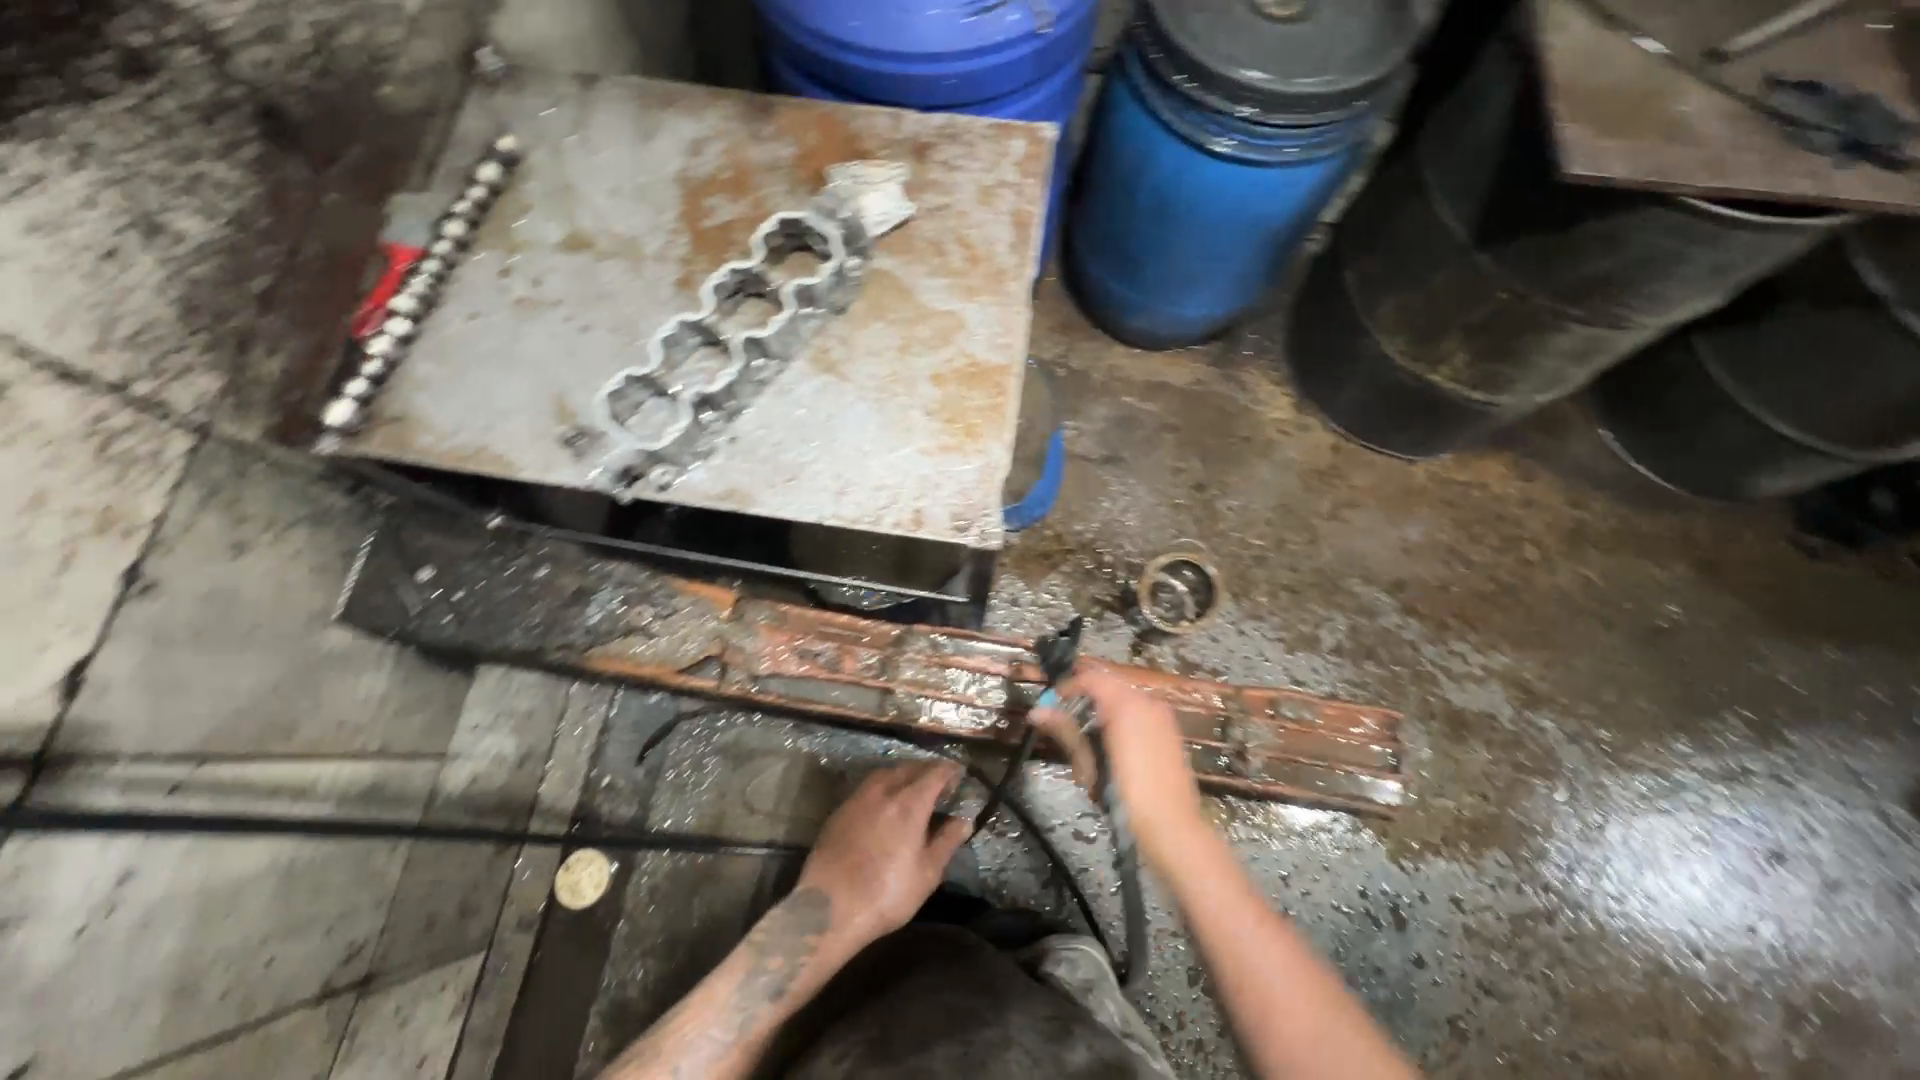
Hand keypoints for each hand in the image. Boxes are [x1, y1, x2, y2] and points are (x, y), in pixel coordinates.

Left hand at [796, 762, 972, 951]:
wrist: (828, 908)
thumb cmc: (887, 894)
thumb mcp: (927, 872)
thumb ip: (947, 841)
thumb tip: (964, 820)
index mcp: (909, 802)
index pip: (935, 772)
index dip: (950, 771)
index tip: (959, 775)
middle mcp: (883, 791)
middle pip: (909, 768)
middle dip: (927, 770)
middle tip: (939, 783)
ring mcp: (857, 799)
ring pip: (885, 774)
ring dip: (903, 775)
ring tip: (913, 789)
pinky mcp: (839, 811)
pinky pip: (867, 788)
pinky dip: (883, 787)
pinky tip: (885, 805)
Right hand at [1030, 662, 1205, 864]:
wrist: (1172, 828)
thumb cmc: (1126, 797)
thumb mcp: (1090, 765)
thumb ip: (1066, 731)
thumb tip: (1036, 712)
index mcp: (1128, 706)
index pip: (1092, 678)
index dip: (1067, 687)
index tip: (1050, 706)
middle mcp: (1149, 703)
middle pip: (1109, 686)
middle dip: (1084, 700)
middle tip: (1064, 725)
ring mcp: (1164, 718)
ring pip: (1126, 700)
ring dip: (1103, 711)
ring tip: (1086, 742)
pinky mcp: (1171, 734)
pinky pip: (1141, 714)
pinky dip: (1122, 720)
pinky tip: (1112, 750)